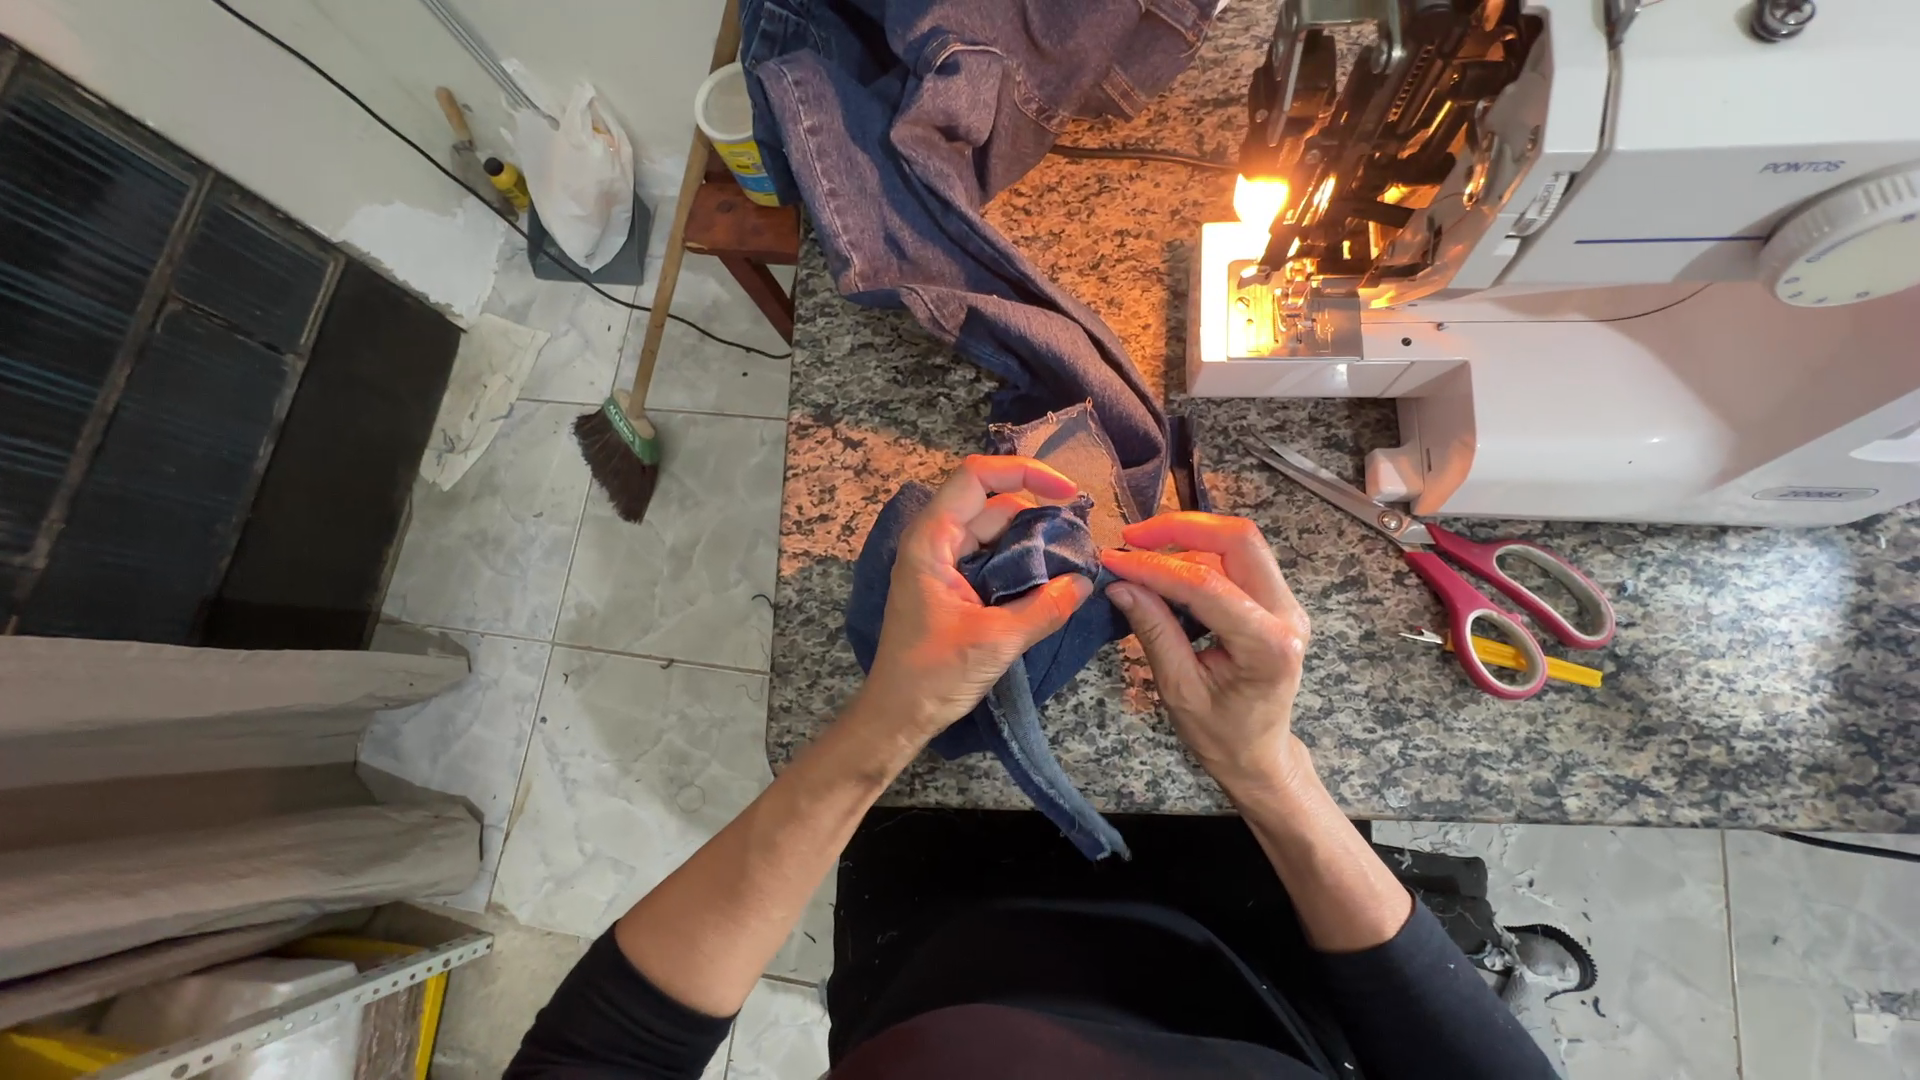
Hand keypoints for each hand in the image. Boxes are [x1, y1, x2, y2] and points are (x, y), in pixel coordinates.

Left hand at [858, 456, 1094, 742]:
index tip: (1066, 492)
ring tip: (1071, 550)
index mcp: (931, 541)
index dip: (1024, 473)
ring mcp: (942, 563)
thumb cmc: (934, 674)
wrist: (899, 714)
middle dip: (1035, 507)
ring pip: (992, 529)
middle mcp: (934, 542)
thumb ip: (1044, 608)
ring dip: (1030, 535)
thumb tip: (1085, 583)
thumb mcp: (996, 640)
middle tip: (1078, 528)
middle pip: (989, 501)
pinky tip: (1049, 574)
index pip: (975, 477)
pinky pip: (990, 556)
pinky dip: (1019, 558)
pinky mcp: (951, 585)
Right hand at [1101, 512, 1313, 794]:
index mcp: (1268, 646)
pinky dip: (1198, 553)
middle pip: (1239, 540)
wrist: (1260, 755)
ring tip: (1142, 552)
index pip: (1206, 585)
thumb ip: (1154, 631)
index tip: (1114, 559)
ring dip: (1188, 538)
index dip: (1154, 566)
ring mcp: (1287, 603)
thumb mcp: (1178, 689)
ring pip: (1239, 543)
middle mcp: (1287, 614)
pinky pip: (1238, 559)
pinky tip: (1166, 568)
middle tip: (1134, 536)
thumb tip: (1120, 585)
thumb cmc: (1220, 734)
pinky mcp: (1276, 600)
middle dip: (1181, 527)